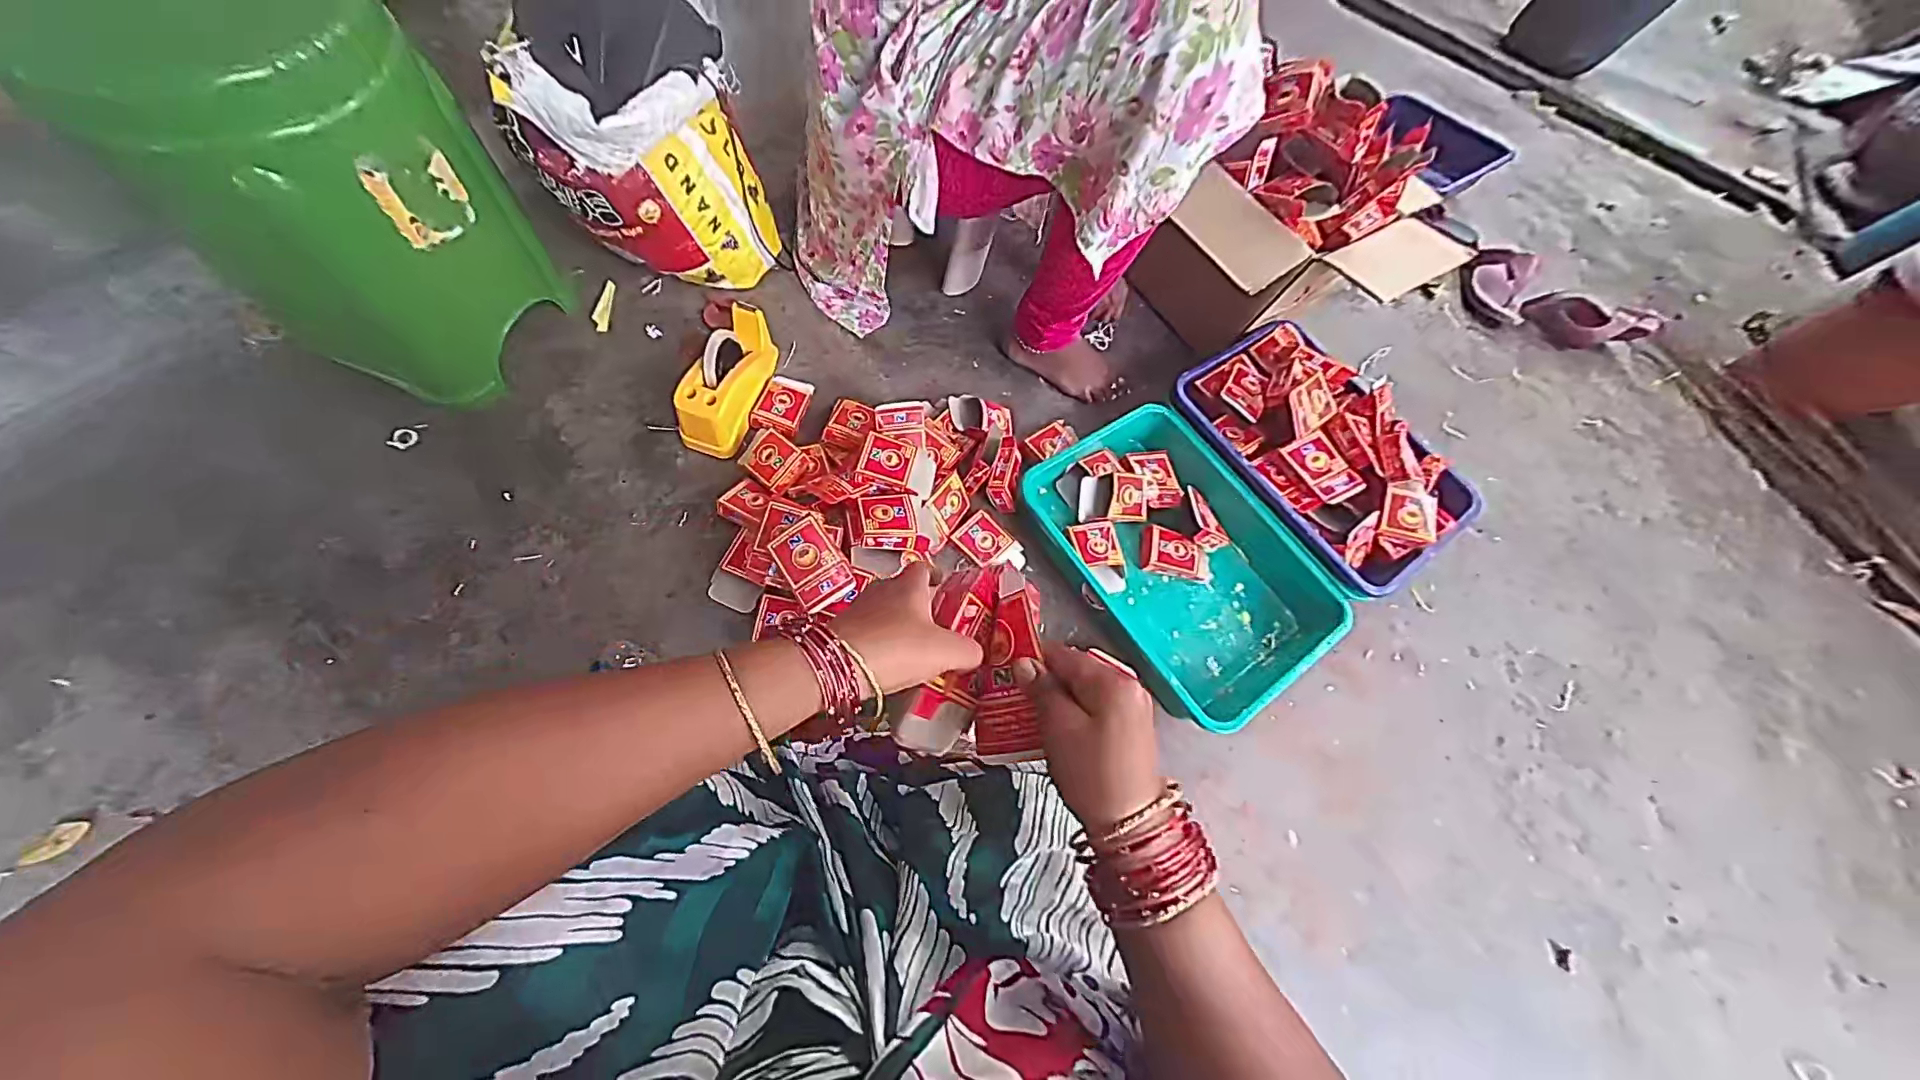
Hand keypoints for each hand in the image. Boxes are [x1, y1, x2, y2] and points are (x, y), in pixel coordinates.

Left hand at [830, 562, 982, 693]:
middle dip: (918, 604)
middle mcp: (882, 590)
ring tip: (913, 648)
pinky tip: (889, 664)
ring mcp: (858, 610)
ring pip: (884, 611)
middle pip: (903, 589)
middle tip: (935, 625)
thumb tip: (974, 653)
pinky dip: (880, 643)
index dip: (935, 575)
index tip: (945, 586)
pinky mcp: (841, 632)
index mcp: (909, 585)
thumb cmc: (897, 647)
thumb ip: (967, 650)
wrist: (838, 666)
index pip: (923, 567)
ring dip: (897, 625)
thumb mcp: (946, 651)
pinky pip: (867, 632)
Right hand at [1014, 644, 1162, 832]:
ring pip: (1085, 687)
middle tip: (1016, 695)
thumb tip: (1024, 662)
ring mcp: (1133, 704)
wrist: (1131, 823)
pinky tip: (1058, 725)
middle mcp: (1128, 683)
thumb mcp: (1058, 728)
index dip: (1032, 658)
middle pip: (1076, 668)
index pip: (1064, 654)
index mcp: (1113, 679)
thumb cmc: (1091, 774)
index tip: (1007, 671)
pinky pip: (1097, 703)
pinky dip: (1076, 708)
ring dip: (1059, 695)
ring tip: (1033, 712)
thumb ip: (1042, 689)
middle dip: (1046, 678)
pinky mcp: (1132, 724)